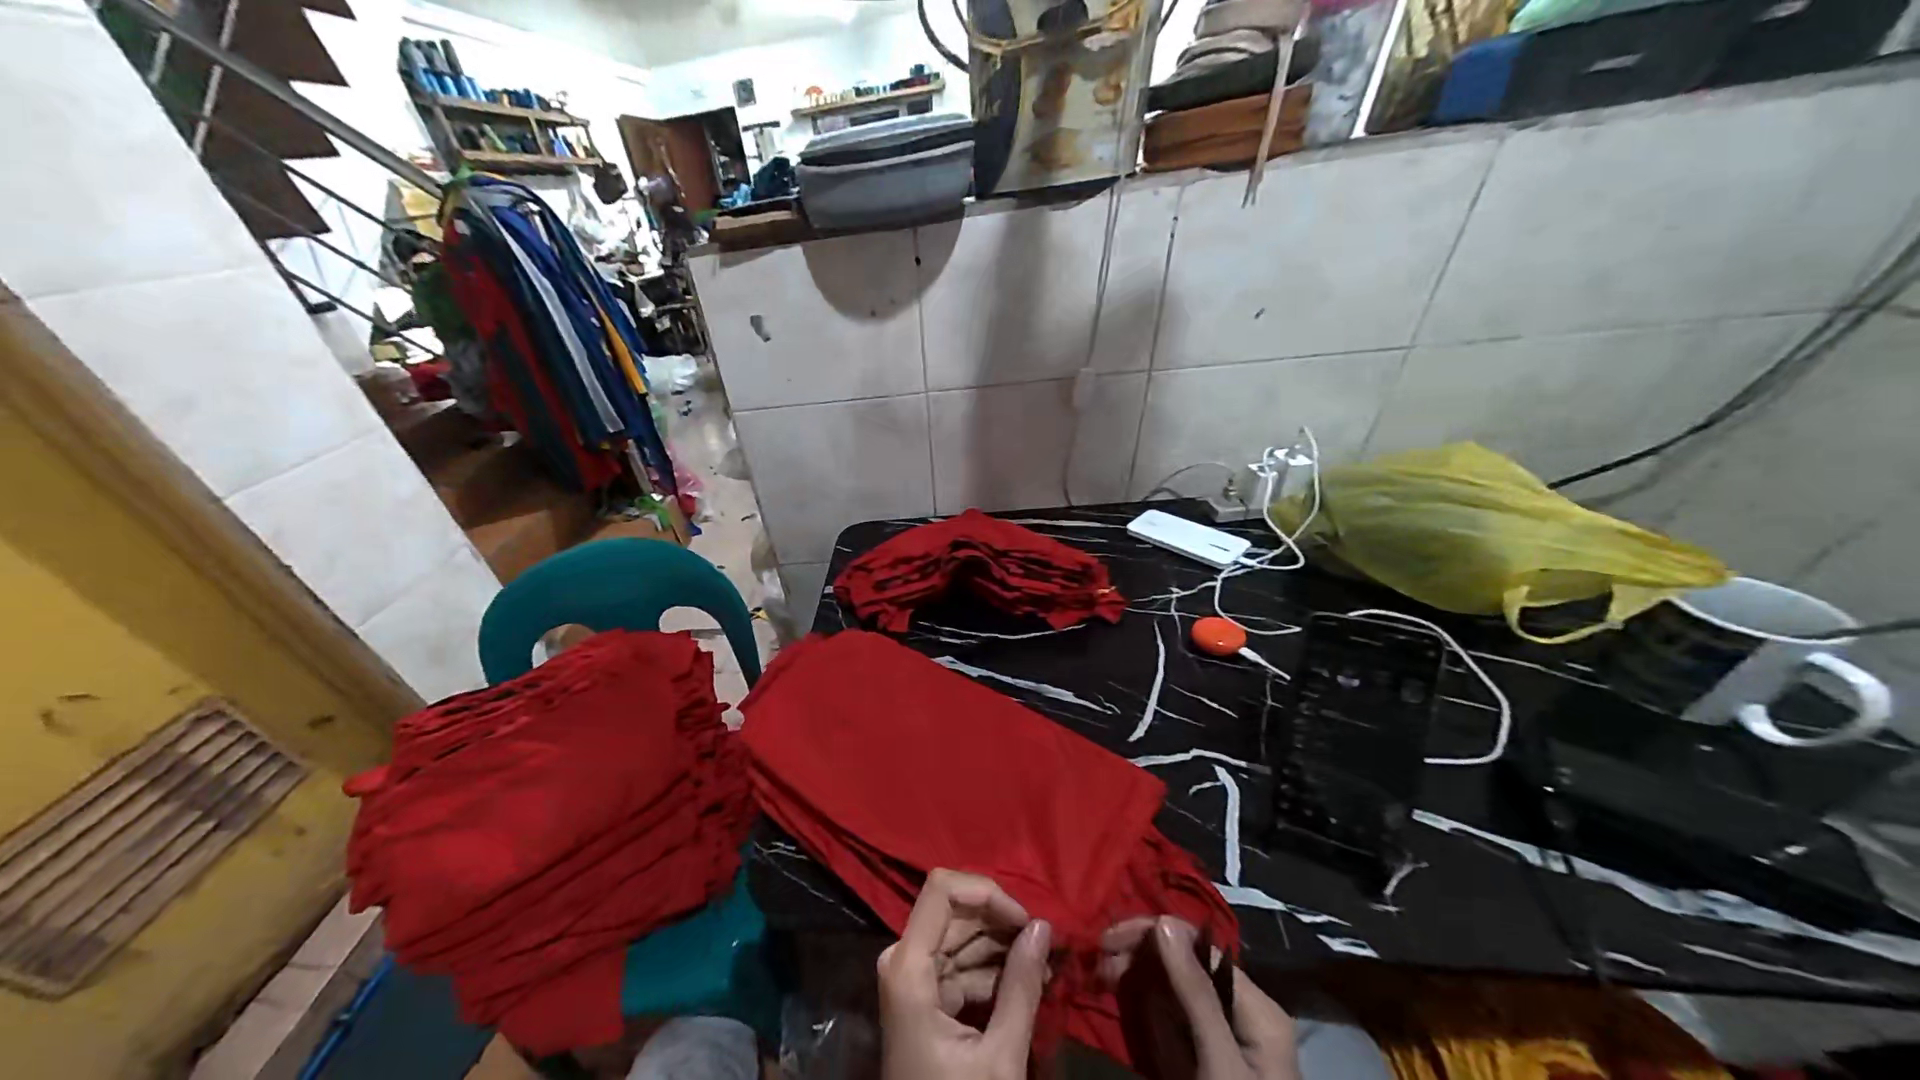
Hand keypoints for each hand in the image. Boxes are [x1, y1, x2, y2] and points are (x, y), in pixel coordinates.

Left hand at [878, 869, 1051, 1079]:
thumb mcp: (1000, 1057)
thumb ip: (1021, 987)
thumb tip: (1044, 926)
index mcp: (908, 967)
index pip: (942, 888)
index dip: (987, 893)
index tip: (1027, 921)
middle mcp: (902, 961)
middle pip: (954, 911)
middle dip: (1002, 922)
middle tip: (1046, 947)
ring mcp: (911, 978)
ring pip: (960, 935)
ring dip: (1002, 945)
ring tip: (1044, 968)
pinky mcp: (923, 996)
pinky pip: (960, 962)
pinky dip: (992, 969)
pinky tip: (1026, 983)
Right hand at [1099, 917, 1299, 1079]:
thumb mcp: (1220, 1063)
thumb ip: (1196, 994)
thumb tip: (1164, 922)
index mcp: (1256, 1006)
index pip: (1199, 946)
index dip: (1152, 934)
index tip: (1106, 943)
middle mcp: (1241, 1009)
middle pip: (1185, 961)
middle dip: (1139, 953)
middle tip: (1097, 964)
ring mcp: (1223, 1032)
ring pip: (1174, 983)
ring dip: (1135, 972)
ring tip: (1100, 976)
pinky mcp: (1204, 1052)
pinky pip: (1171, 1011)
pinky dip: (1143, 999)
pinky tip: (1118, 994)